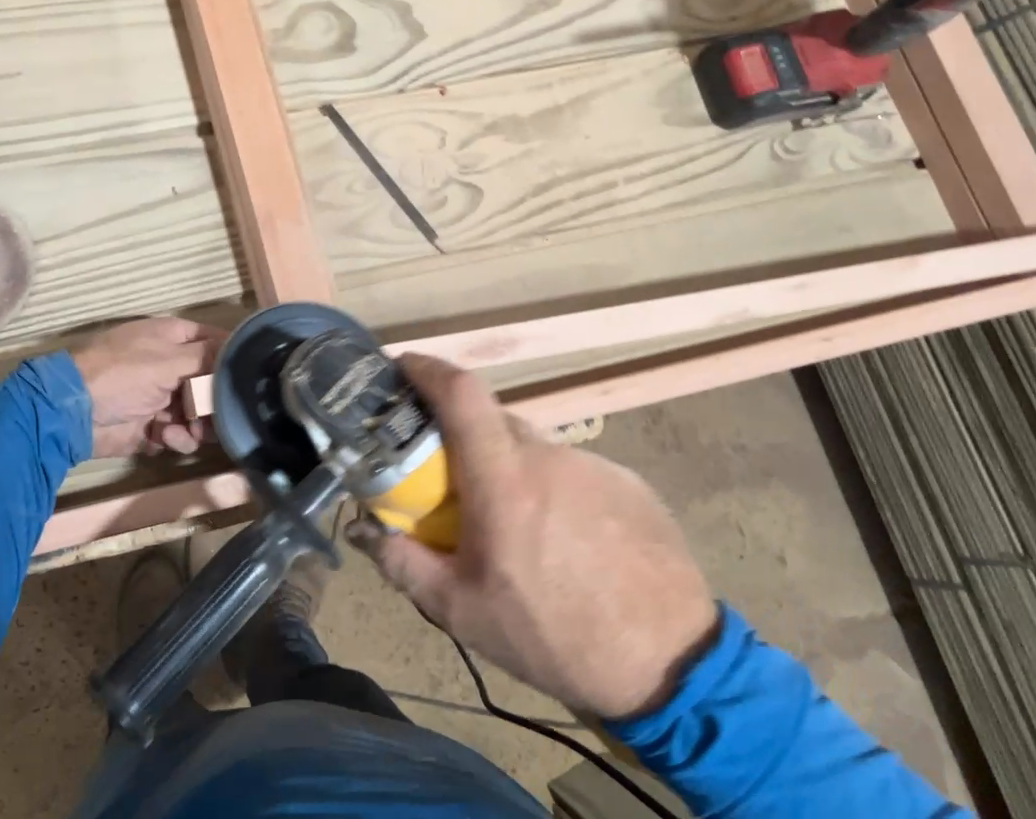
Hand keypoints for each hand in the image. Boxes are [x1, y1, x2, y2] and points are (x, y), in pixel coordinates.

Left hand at [71, 317, 224, 458]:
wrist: (75, 413)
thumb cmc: (122, 374)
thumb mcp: (167, 360)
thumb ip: (207, 357)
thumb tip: (239, 349)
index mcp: (172, 338)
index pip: (215, 340)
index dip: (232, 355)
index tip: (252, 375)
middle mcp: (170, 366)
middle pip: (211, 383)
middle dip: (216, 401)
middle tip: (217, 413)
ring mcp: (161, 397)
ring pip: (199, 413)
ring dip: (199, 425)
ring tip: (190, 431)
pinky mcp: (152, 427)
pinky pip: (179, 434)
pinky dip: (176, 438)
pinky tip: (165, 436)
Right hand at [351, 355, 720, 719]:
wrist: (674, 668)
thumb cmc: (552, 636)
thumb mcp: (459, 610)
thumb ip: (401, 560)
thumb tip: (361, 526)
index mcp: (503, 480)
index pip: (461, 393)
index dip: (427, 369)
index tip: (401, 368)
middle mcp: (550, 457)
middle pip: (492, 421)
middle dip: (460, 438)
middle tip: (447, 482)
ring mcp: (596, 468)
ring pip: (533, 449)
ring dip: (508, 470)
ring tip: (510, 527)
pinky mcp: (632, 486)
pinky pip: (572, 471)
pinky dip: (551, 489)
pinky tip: (561, 540)